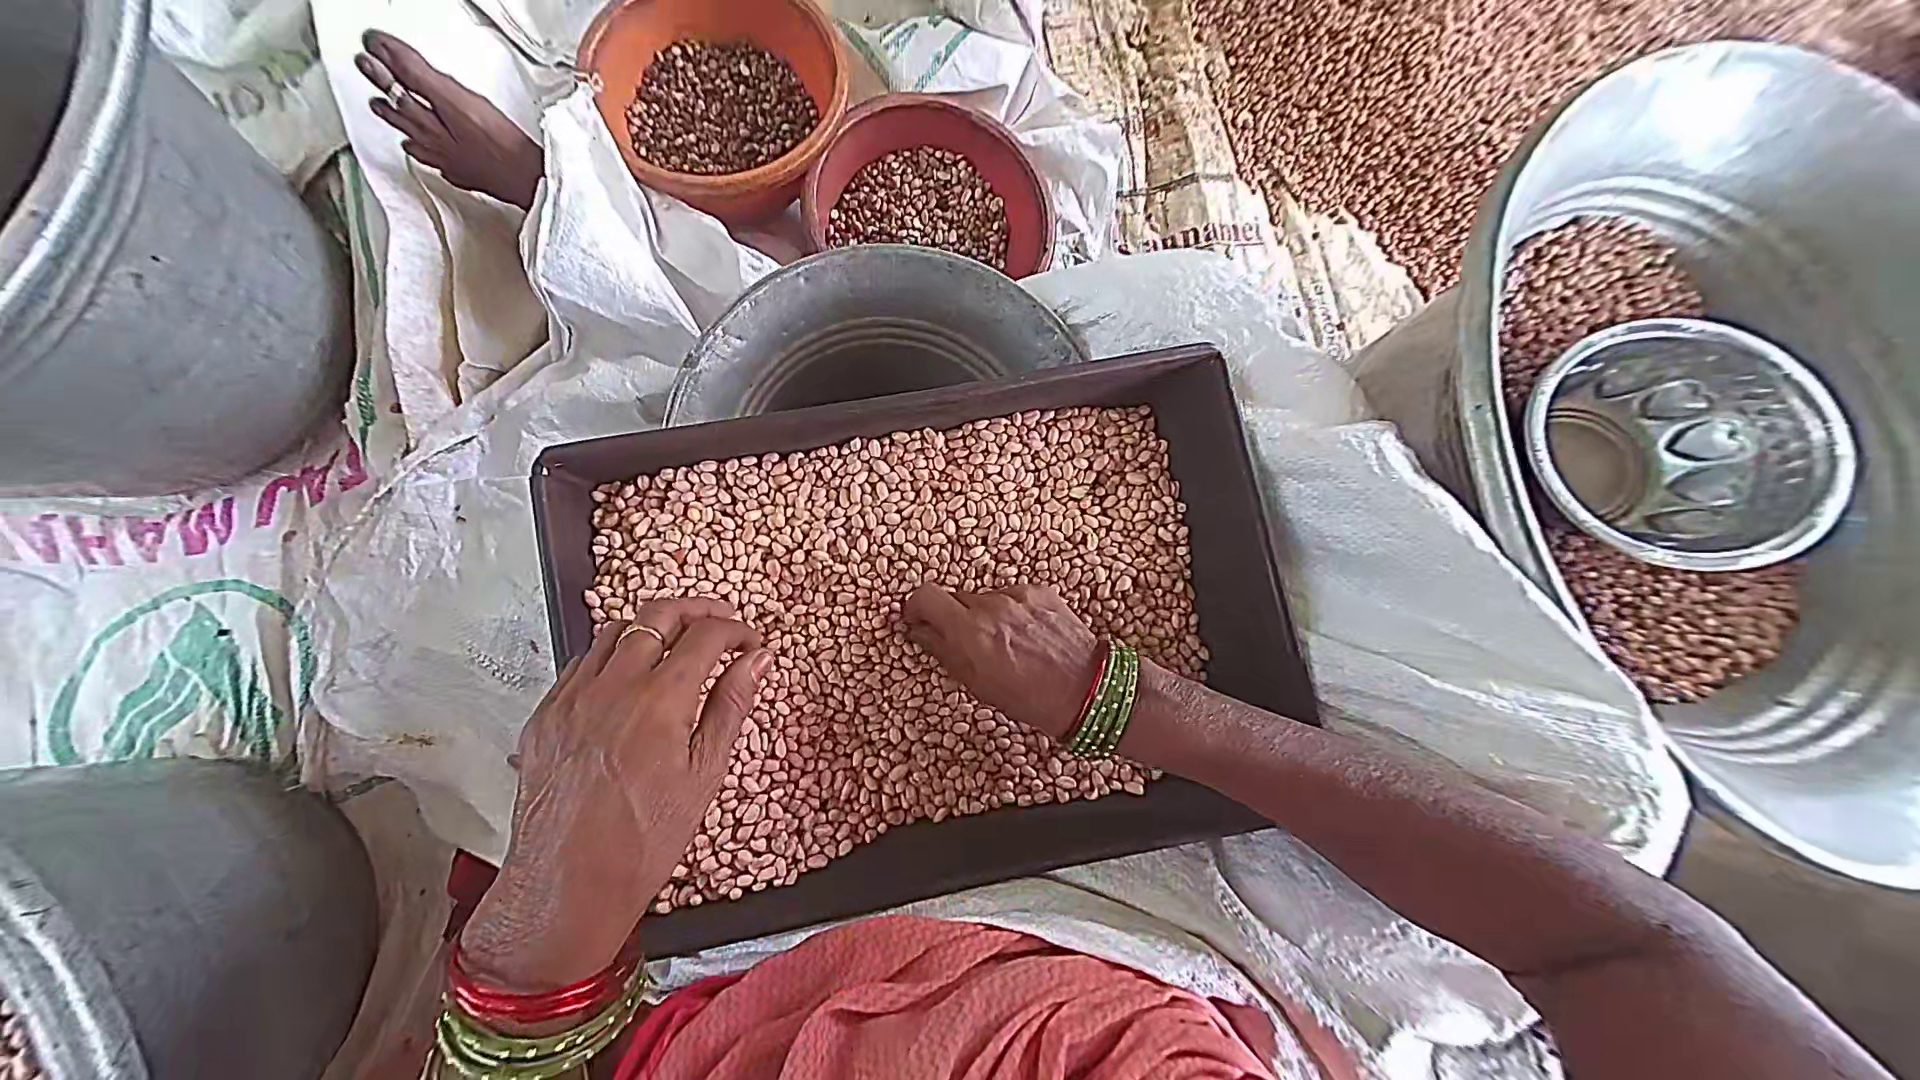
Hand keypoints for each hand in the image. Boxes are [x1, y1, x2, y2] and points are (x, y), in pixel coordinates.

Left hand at [355, 30, 544, 209]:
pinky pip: (444, 169)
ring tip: (397, 122)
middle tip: (376, 84)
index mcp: (428, 122)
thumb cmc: (502, 144)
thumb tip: (382, 50)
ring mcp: (452, 164)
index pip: (399, 87)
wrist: (531, 181)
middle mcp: (435, 144)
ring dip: (406, 131)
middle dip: (388, 98)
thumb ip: (418, 75)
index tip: (371, 50)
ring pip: (419, 145)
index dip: (384, 65)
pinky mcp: (472, 179)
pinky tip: (438, 161)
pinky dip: (435, 161)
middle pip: (404, 116)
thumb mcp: (457, 99)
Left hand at [460, 598, 766, 996]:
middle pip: (658, 612)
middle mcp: (612, 687)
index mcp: (660, 701)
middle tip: (721, 622)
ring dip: (654, 626)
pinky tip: (631, 679)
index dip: (738, 630)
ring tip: (678, 645)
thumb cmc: (646, 839)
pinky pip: (581, 662)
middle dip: (698, 608)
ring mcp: (571, 698)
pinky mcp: (544, 715)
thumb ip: (732, 704)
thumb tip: (758, 659)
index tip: (751, 645)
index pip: (707, 634)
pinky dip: (615, 655)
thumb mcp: (706, 772)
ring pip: (616, 629)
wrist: (565, 889)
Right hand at [902, 583, 1101, 739]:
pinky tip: (1025, 636)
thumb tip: (917, 631)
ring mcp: (1018, 595)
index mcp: (970, 631)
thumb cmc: (1029, 697)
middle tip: (966, 643)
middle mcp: (992, 605)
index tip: (916, 618)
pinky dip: (1011, 611)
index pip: (925, 596)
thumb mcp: (976, 683)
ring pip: (984, 598)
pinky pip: (1012, 596)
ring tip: (1004, 645)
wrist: (1086, 689)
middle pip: (955, 598)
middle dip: (953, 617)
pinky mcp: (1039, 591)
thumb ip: (942, 650)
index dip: (915, 606)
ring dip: (984, 616)